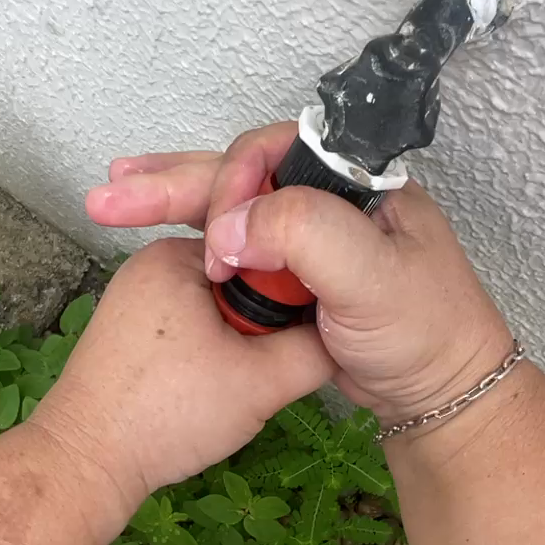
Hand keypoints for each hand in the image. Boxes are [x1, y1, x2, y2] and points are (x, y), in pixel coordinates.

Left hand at [26, 236, 334, 511]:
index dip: (294, 289)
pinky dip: (209, 350)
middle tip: (270, 366)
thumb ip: (317, 350)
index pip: (263, 247)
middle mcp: (151, 263)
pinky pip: (189, 324)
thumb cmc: (168, 414)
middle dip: (262, 320)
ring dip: (237, 339)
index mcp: (178, 255)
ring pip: (216, 305)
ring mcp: (135, 296)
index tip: (307, 328)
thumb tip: (344, 334)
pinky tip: (212, 384)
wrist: (86, 463)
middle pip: (241, 276)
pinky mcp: (128, 330)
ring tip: (240, 381)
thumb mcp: (262, 383)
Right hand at [84, 125, 512, 424]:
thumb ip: (305, 235)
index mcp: (352, 181)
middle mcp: (323, 197)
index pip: (274, 154)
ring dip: (168, 200)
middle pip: (237, 175)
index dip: (234, 187)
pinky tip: (154, 236)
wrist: (432, 390)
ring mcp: (304, 235)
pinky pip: (234, 246)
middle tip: (112, 192)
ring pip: (228, 207)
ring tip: (112, 197)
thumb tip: (228, 228)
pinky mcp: (289, 273)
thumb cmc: (419, 329)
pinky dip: (192, 240)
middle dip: (170, 181)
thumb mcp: (372, 276)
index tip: (219, 247)